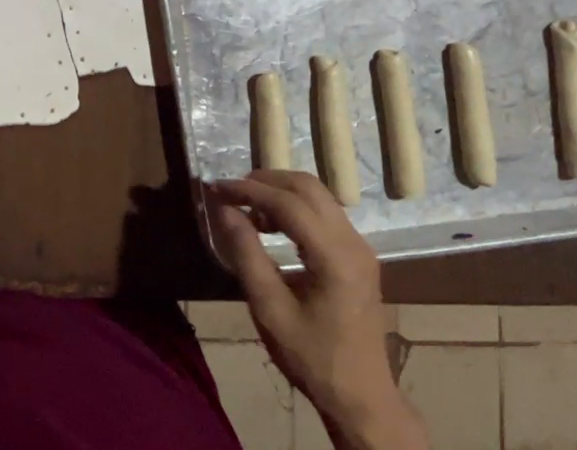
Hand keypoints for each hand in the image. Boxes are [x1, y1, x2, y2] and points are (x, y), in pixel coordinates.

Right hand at [209, 171, 425, 449]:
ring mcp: (361, 248)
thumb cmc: (311, 356)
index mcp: (335, 256)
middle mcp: (354, 243)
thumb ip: (246, 253)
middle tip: (231, 192)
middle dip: (266, 181)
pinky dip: (295, 207)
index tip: (215, 188)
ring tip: (247, 209)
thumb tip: (224, 209)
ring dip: (280, 192)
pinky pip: (325, 214)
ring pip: (319, 196)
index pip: (288, 203)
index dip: (249, 190)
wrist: (360, 396)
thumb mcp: (269, 308)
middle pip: (308, 187)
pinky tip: (272, 226)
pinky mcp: (359, 257)